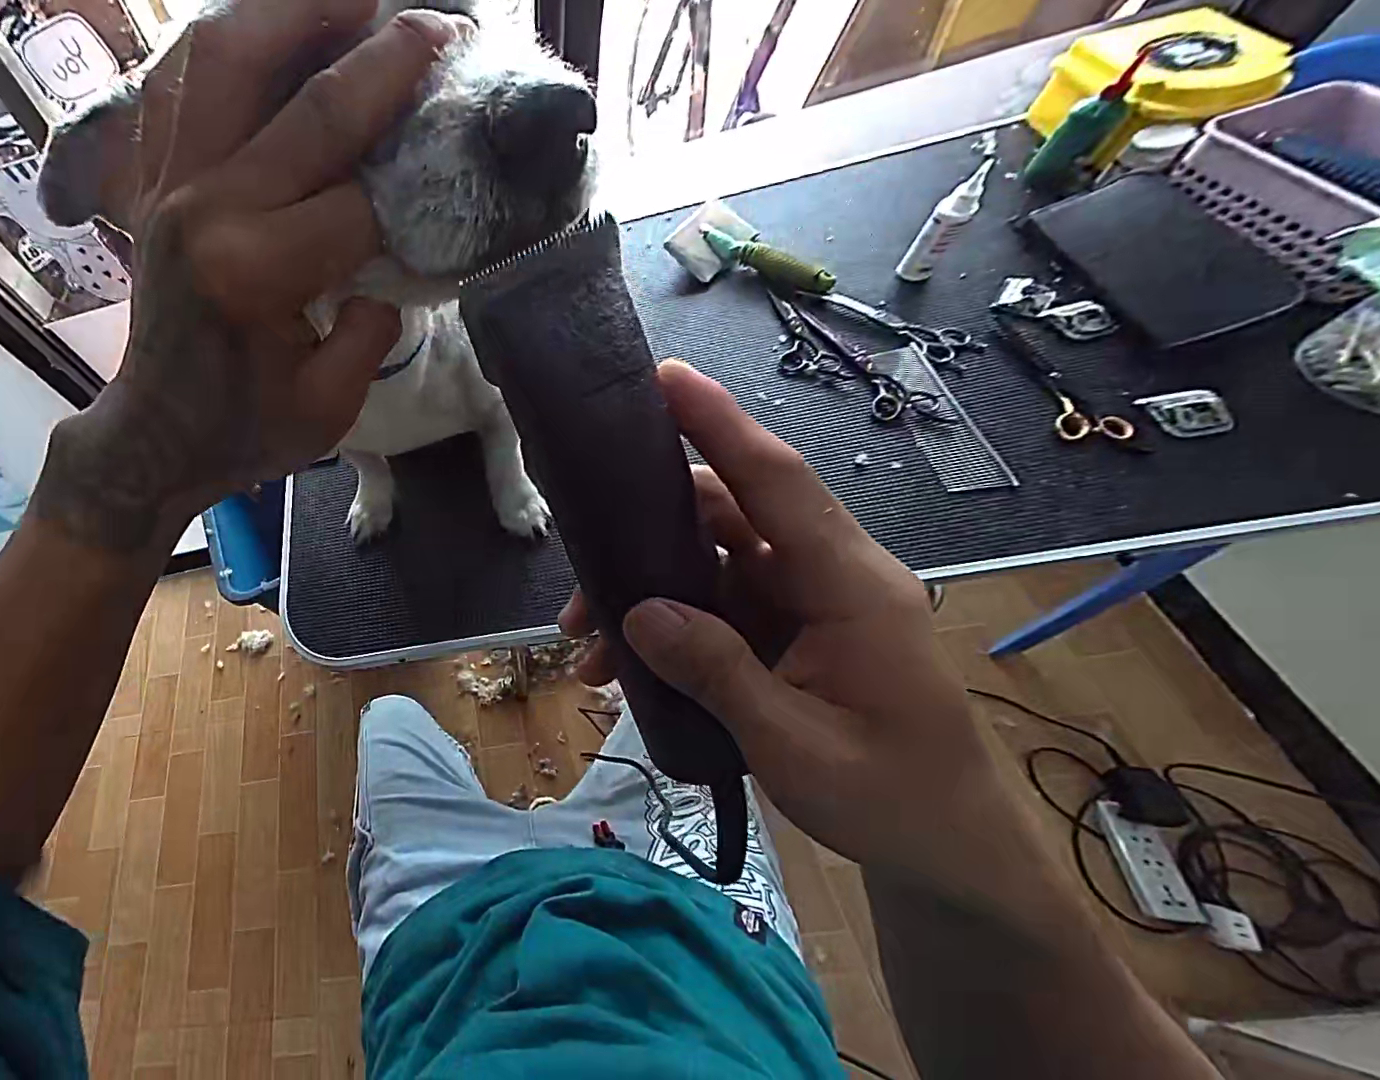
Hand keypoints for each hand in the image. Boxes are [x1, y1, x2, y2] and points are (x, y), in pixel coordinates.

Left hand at [27, 1, 468, 550]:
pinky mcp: (152, 186)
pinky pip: (181, 85)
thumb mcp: (330, 409)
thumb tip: (384, 273)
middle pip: (309, 106)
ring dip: (294, 10)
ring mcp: (169, 188)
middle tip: (438, 26)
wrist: (157, 439)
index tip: (454, 156)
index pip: (358, 205)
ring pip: (225, 58)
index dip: (415, 185)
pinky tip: (267, 32)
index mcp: (258, 274)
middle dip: (386, 60)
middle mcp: (209, 212)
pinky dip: (225, 43)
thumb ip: (371, 335)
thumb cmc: (246, 433)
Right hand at [563, 361, 1038, 912]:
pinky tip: (617, 667)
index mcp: (849, 586)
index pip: (776, 483)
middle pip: (722, 517)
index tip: (665, 378)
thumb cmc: (892, 799)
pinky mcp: (780, 626)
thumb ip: (719, 674)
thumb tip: (639, 615)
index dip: (719, 425)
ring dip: (642, 589)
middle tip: (579, 571)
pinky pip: (708, 604)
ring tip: (584, 640)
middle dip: (643, 534)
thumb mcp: (797, 747)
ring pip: (704, 561)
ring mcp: (799, 600)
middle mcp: (822, 575)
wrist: (944, 850)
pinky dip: (661, 624)